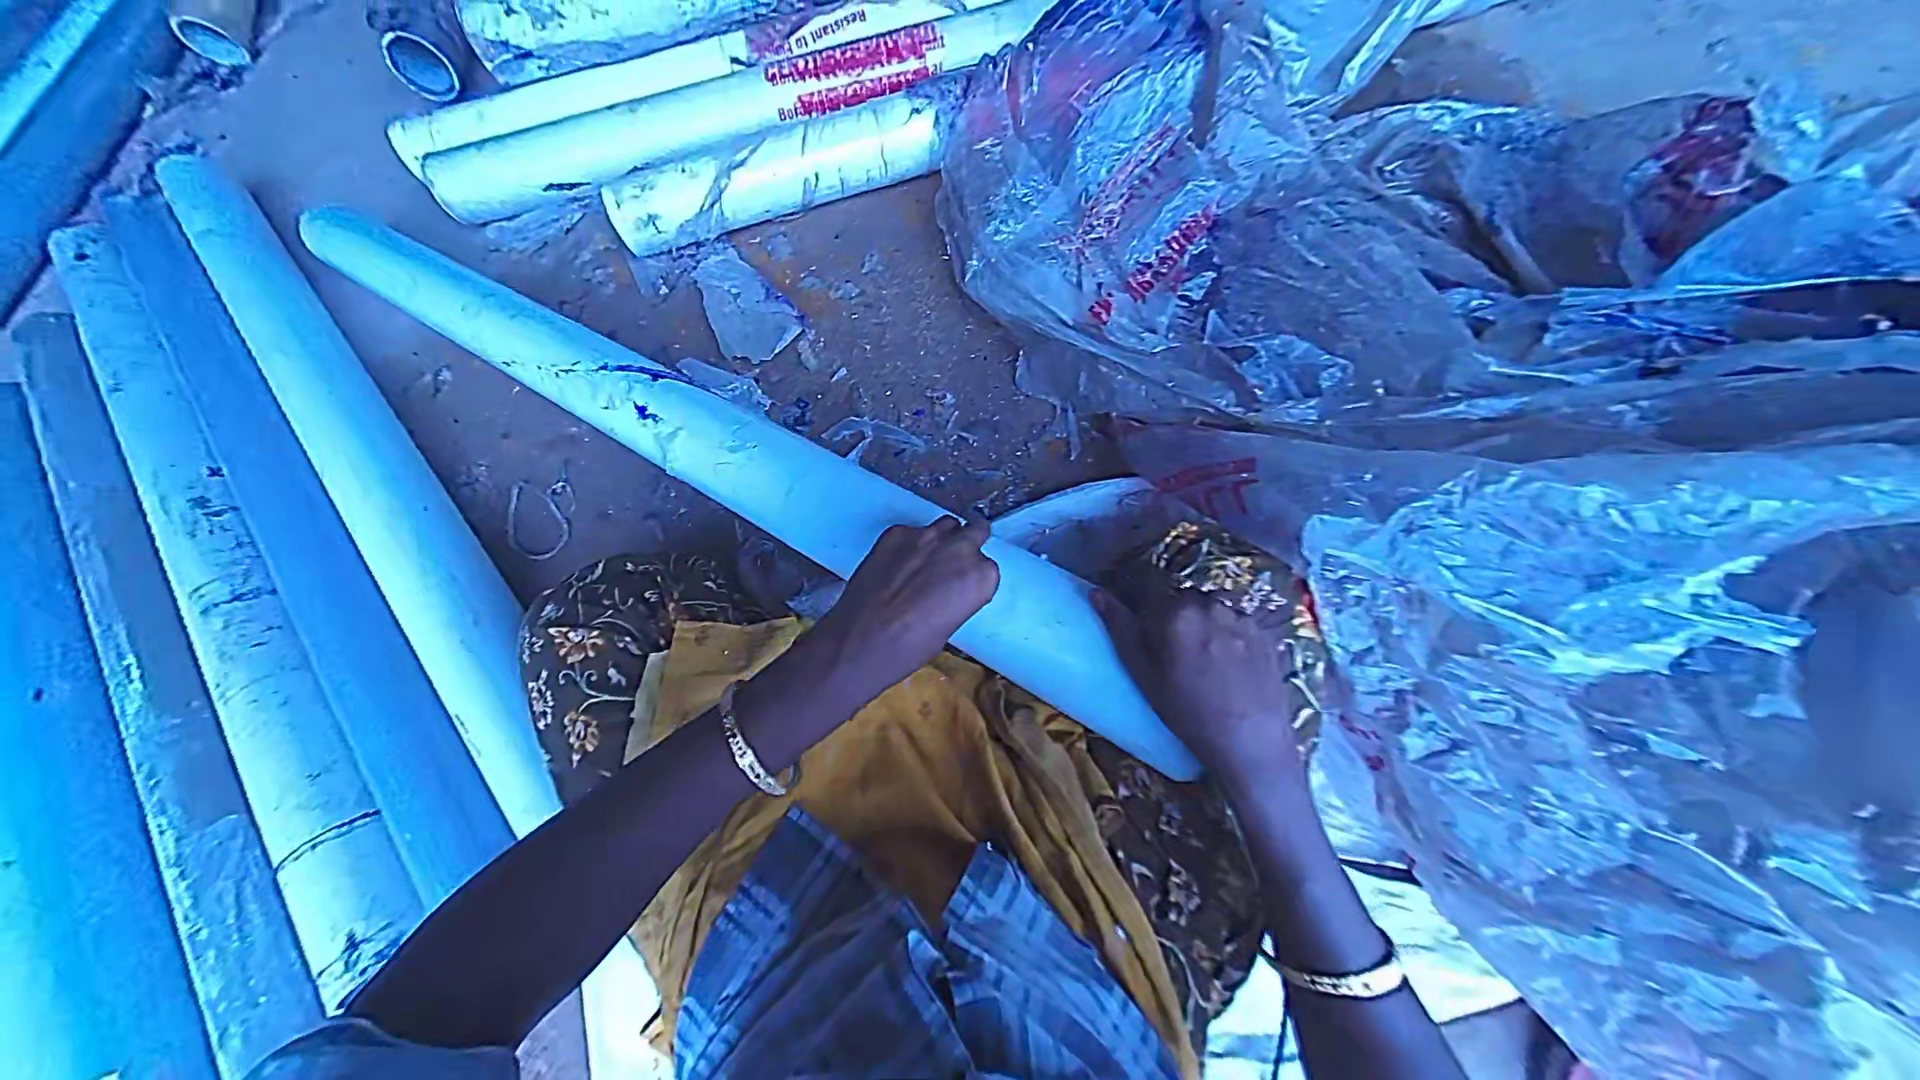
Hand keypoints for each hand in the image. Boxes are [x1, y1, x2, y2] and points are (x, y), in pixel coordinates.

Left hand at [804, 518, 1000, 708]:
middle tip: (951, 566)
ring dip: (941, 540)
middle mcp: (959, 548)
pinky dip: (909, 544)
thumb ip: (959, 593)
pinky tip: (897, 566)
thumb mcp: (951, 623)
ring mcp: (926, 535)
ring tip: (924, 564)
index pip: (987, 565)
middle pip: (974, 532)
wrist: (863, 640)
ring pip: (945, 526)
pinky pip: (911, 532)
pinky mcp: (896, 532)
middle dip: (966, 546)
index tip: (963, 586)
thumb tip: (950, 586)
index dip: (974, 575)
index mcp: (981, 575)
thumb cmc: (911, 645)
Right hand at [1094, 586, 1303, 783]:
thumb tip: (1097, 592)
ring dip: (1203, 627)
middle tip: (1174, 656)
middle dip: (1174, 620)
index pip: (1149, 590)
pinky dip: (1228, 637)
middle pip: (1181, 601)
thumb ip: (1120, 628)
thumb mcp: (1143, 674)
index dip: (1145, 612)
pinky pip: (1236, 623)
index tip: (1147, 634)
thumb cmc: (1188, 712)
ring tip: (1206, 664)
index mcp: (1176, 612)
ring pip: (1210, 611)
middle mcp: (1211, 604)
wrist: (1251, 742)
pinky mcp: (1265, 631)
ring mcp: (1242, 616)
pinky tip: (1230, 667)